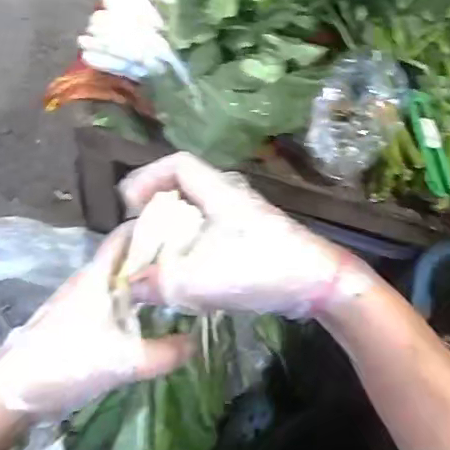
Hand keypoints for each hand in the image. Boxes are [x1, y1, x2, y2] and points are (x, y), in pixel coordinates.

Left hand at [0, 223, 194, 421]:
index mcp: (97, 276)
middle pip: (124, 257)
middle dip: (154, 255)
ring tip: (173, 288)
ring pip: (116, 281)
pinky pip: (109, 302)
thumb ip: (165, 352)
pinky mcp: (73, 323)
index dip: (152, 226)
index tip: (185, 227)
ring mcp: (77, 302)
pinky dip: (129, 302)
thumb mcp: (124, 360)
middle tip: (189, 261)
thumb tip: (195, 343)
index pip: (126, 235)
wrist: (13, 390)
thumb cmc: (67, 362)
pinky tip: (145, 319)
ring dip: (141, 281)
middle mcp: (87, 281)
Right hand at [120, 152, 373, 318]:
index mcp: (218, 192)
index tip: (129, 203)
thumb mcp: (201, 279)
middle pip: (186, 188)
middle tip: (139, 232)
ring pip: (200, 213)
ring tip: (158, 256)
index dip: (148, 176)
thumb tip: (131, 285)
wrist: (319, 284)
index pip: (178, 164)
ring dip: (175, 231)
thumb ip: (159, 282)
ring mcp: (245, 219)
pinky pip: (213, 234)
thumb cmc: (261, 269)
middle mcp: (231, 198)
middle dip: (157, 207)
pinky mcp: (254, 241)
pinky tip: (187, 273)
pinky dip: (193, 247)